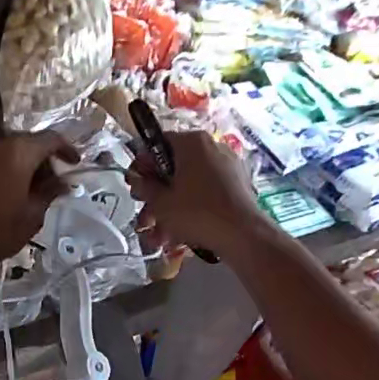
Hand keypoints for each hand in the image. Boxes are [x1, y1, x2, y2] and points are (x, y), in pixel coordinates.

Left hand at [0, 133, 74, 268]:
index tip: (75, 163)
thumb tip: (65, 183)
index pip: (50, 139)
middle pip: (31, 141)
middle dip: (46, 157)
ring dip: (28, 161)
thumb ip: (51, 191)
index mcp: (19, 152)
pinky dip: (11, 164)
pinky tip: (18, 185)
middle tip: (57, 179)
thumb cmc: (0, 230)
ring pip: (13, 147)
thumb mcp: (34, 213)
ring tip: (38, 185)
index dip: (66, 148)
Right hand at [127, 130, 271, 253]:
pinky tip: (178, 236)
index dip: (142, 165)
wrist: (243, 234)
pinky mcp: (237, 186)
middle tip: (145, 215)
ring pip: (189, 185)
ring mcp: (227, 166)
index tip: (135, 186)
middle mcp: (212, 147)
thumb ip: (144, 186)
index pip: (158, 143)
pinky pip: (206, 193)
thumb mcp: (161, 201)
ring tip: (158, 237)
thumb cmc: (197, 212)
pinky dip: (191, 210)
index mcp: (192, 142)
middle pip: (174, 167)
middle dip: (156, 195)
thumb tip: (136, 177)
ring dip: (170, 209)